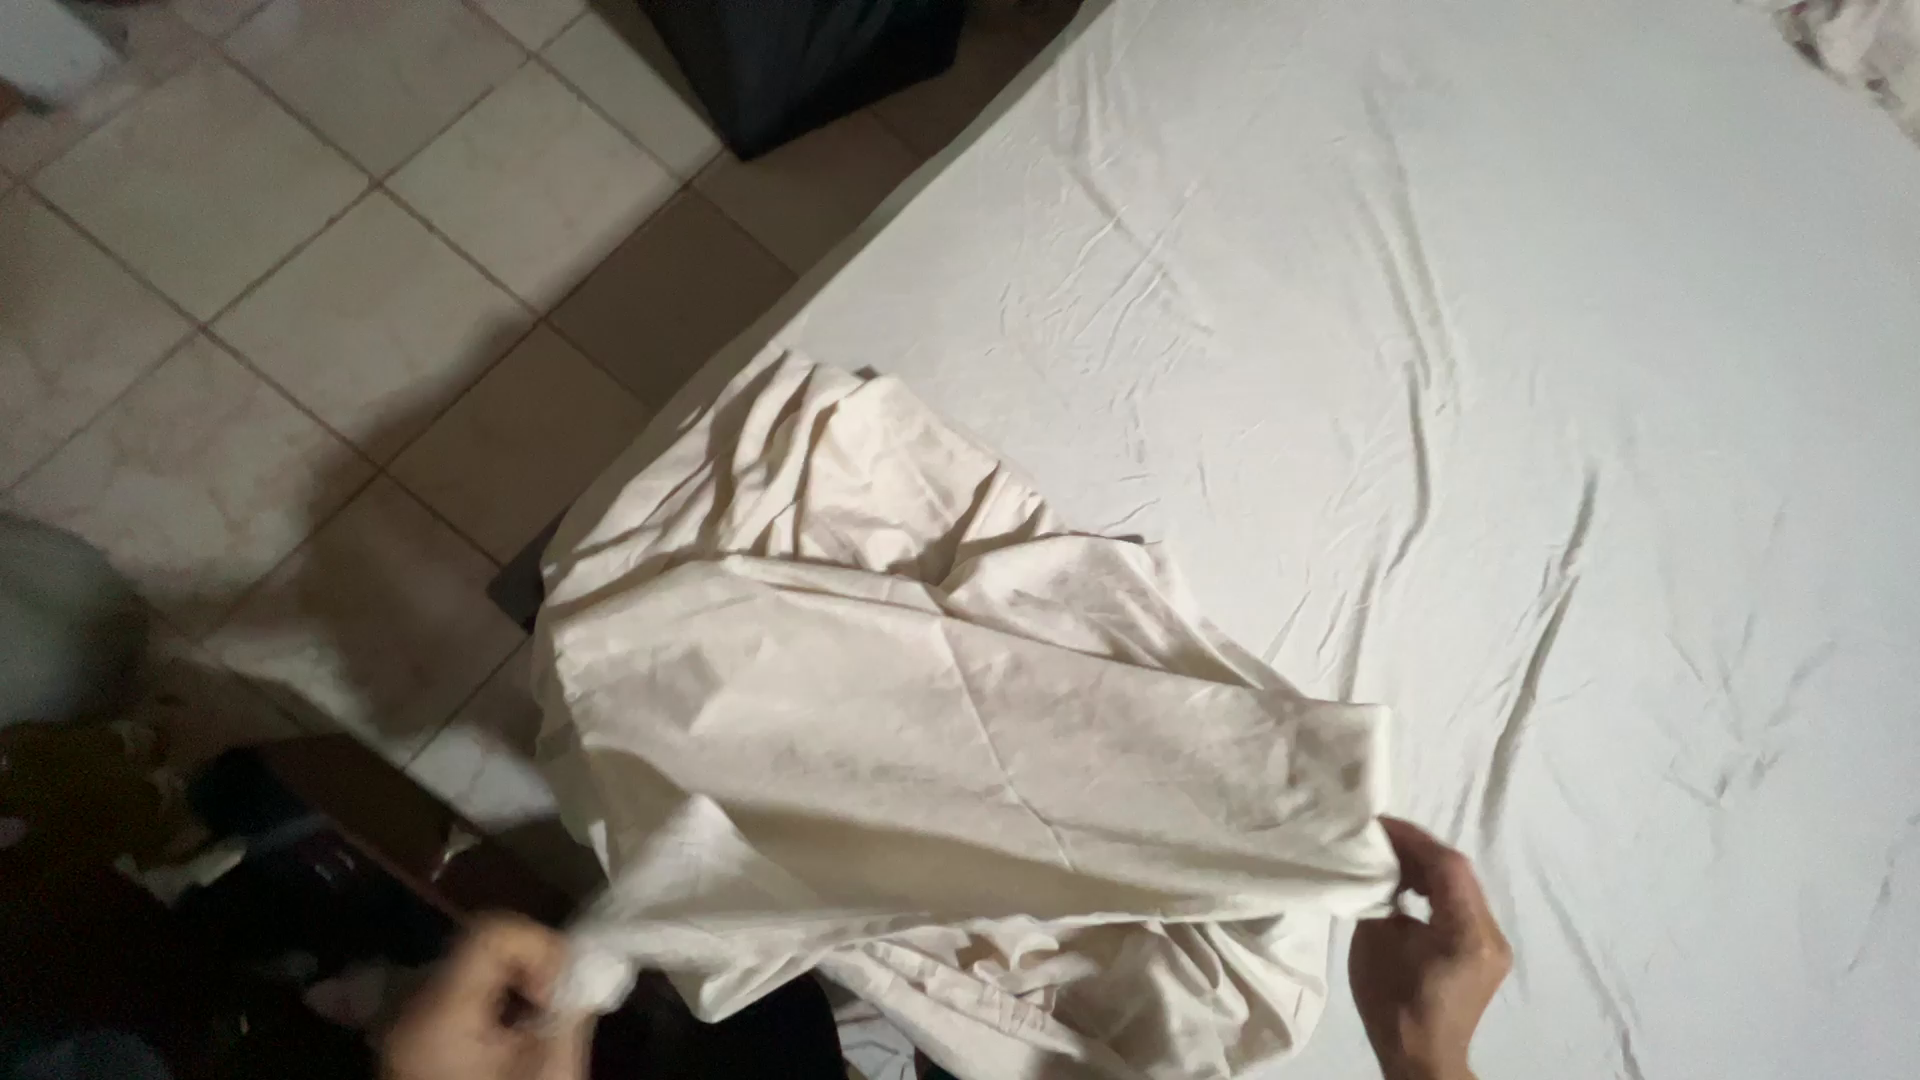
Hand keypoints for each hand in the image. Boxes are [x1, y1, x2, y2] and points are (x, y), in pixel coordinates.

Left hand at [385, 915, 591, 1079]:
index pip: (491, 932)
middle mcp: (408, 1012)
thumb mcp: (551, 1069)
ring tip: (539, 1020)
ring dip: (518, 978)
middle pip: (483, 944)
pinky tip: (514, 1032)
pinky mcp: (412, 1042)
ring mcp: (403, 1028)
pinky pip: (461, 989)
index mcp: (435, 1016)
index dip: (540, 946)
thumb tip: (596, 959)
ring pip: (474, 963)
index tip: (559, 991)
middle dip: (534, 962)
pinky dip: (498, 995)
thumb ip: (576, 1002)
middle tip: (557, 1003)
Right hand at [1349, 817, 1509, 1079]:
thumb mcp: (1376, 937)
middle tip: (1376, 834)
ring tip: (1386, 854)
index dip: (1411, 837)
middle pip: (1458, 870)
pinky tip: (1404, 883)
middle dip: (1416, 845)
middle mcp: (1491, 934)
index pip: (1447, 865)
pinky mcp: (1483, 949)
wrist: (1420, 1056)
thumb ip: (1383, 894)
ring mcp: (1492, 943)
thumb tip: (1378, 865)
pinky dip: (1432, 883)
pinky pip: (1459, 900)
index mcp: (1468, 933)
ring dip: (1424, 863)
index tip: (1375, 823)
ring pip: (1460, 882)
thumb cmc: (1391, 1000)